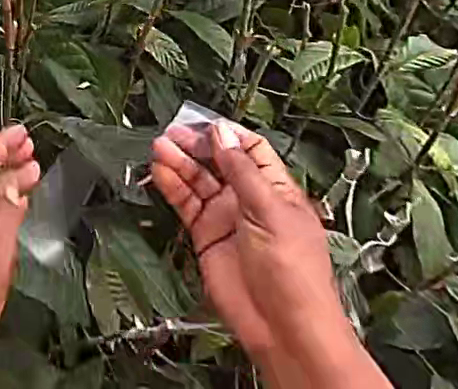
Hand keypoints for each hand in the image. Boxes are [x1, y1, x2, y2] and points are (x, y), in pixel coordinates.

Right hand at [150, 121, 388, 388]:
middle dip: (196, 144)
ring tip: (161, 148)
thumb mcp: (271, 211)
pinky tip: (161, 172)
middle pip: (218, 160)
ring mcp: (226, 216)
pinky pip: (186, 203)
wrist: (284, 331)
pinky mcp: (207, 236)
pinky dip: (172, 186)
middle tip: (175, 133)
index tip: (205, 125)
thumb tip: (223, 134)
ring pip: (198, 179)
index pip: (249, 147)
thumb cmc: (296, 276)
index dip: (226, 134)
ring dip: (179, 162)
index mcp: (275, 187)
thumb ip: (242, 171)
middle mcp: (249, 198)